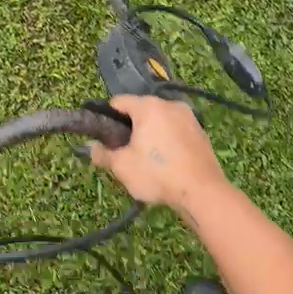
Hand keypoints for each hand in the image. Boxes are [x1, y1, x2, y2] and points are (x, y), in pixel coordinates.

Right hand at [87, 95, 231, 209]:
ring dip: (150, 134)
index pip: (119, 102)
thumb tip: (90, 147)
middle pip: (141, 110)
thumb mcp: (122, 166)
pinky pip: (176, 131)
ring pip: (160, 121)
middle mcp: (170, 104)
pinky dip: (168, 140)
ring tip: (145, 159)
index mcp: (149, 106)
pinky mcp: (201, 132)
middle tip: (124, 151)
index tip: (103, 135)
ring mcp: (189, 117)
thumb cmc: (157, 174)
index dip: (106, 117)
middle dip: (130, 127)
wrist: (202, 191)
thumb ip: (102, 154)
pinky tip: (166, 162)